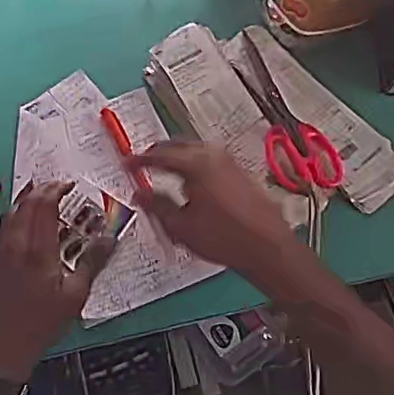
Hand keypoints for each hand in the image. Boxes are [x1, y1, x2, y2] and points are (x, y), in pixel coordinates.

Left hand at [0, 181, 115, 380]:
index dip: (56, 189)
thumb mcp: (75, 295)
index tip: (69, 185)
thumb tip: (108, 241)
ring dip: (26, 200)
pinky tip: (21, 223)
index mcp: (37, 250)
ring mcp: (0, 252)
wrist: (4, 346)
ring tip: (42, 198)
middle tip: (59, 187)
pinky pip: (0, 227)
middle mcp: (15, 245)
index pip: (43, 205)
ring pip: (10, 212)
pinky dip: (13, 216)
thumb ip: (92, 262)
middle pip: (25, 203)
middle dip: (43, 189)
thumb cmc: (39, 324)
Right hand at [124, 142, 314, 293]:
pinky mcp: (240, 171)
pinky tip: (189, 183)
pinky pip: (209, 160)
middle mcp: (214, 155)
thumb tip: (141, 195)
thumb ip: (156, 205)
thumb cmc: (227, 238)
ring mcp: (230, 161)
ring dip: (176, 160)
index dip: (138, 161)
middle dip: (157, 155)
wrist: (266, 247)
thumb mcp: (181, 226)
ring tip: (163, 175)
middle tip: (142, 166)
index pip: (158, 155)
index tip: (126, 164)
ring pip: (194, 152)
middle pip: (177, 147)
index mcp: (196, 163)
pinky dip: (193, 166)